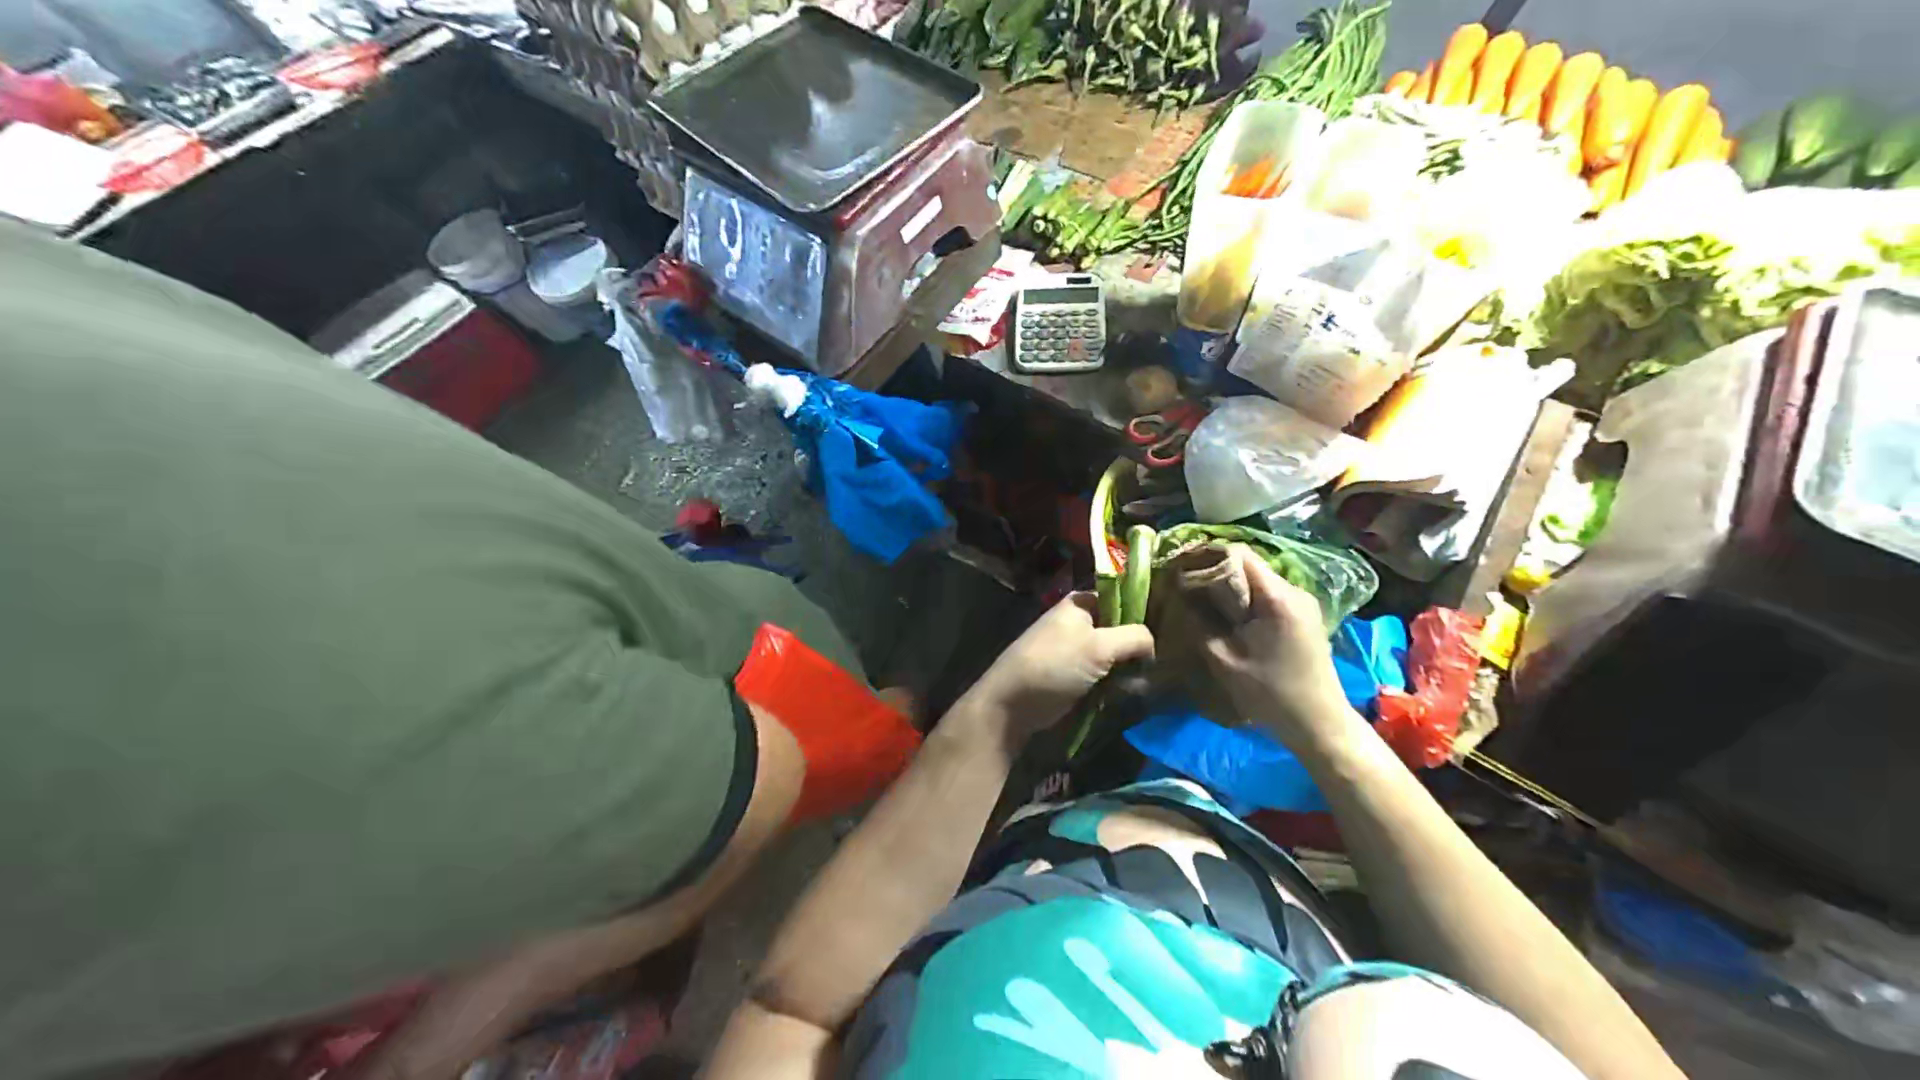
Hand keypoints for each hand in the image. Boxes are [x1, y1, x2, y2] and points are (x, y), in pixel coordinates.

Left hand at [961, 592, 1154, 744]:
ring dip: (1130, 669)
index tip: (1169, 630)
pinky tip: (1136, 692)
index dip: (1143, 612)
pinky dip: (1118, 683)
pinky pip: (1106, 675)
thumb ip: (1133, 637)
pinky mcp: (1076, 676)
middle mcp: (1079, 623)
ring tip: (1152, 680)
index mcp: (1080, 604)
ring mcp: (1077, 651)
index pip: (1122, 599)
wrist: (1013, 703)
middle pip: (1120, 630)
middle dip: (1138, 646)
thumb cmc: (1054, 664)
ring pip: (1115, 656)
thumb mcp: (1099, 646)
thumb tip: (1154, 643)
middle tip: (1163, 661)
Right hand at [1199, 545, 1359, 753]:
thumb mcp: (1224, 659)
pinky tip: (1227, 615)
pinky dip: (1245, 598)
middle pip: (1248, 564)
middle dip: (1214, 571)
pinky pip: (1268, 594)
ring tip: (1201, 601)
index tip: (1180, 569)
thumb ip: (1199, 622)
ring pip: (1257, 579)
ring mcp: (1302, 603)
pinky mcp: (1303, 616)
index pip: (1238, 554)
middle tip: (1184, 586)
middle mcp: (1294, 591)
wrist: (1318, 725)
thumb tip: (1178, 595)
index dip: (1206, 556)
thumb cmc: (1270, 693)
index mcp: (1277, 598)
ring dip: (1230, 586)